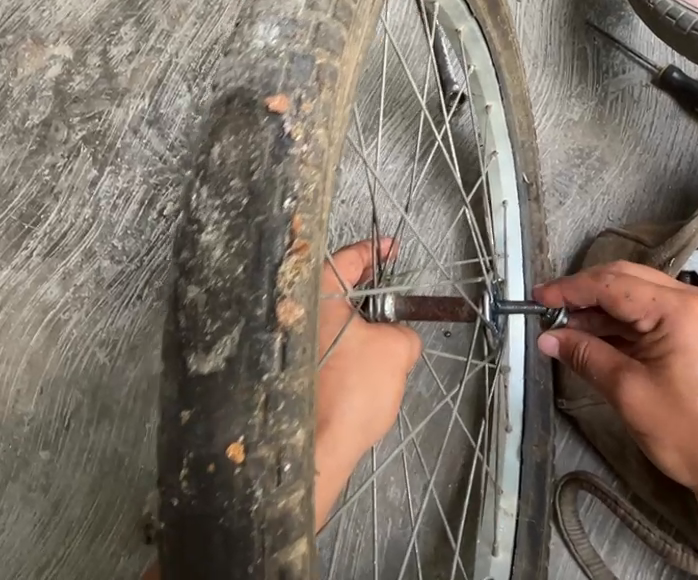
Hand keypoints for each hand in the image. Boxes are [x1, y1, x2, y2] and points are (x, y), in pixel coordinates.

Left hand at [312, 239, 421, 528]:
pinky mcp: (295, 368)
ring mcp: (293, 341)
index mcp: (317, 293)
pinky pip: (327, 343)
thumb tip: (400, 335)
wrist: (317, 448)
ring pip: (333, 318)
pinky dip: (348, 344)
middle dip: (368, 289)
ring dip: (359, 321)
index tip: (392, 249)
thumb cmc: (352, 390)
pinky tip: (367, 361)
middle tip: (393, 292)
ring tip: (386, 333)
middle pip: (337, 286)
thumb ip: (404, 331)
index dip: (374, 250)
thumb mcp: (396, 350)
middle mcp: (298, 311)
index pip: (349, 257)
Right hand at [535, 261, 697, 579]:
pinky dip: (627, 323)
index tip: (538, 299)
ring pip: (641, 296)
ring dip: (605, 310)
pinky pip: (657, 314)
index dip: (569, 289)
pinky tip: (603, 341)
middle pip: (626, 280)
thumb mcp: (629, 393)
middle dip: (585, 294)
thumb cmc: (694, 435)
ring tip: (571, 331)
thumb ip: (587, 356)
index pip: (611, 283)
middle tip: (551, 310)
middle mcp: (694, 300)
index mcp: (678, 308)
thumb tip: (549, 338)